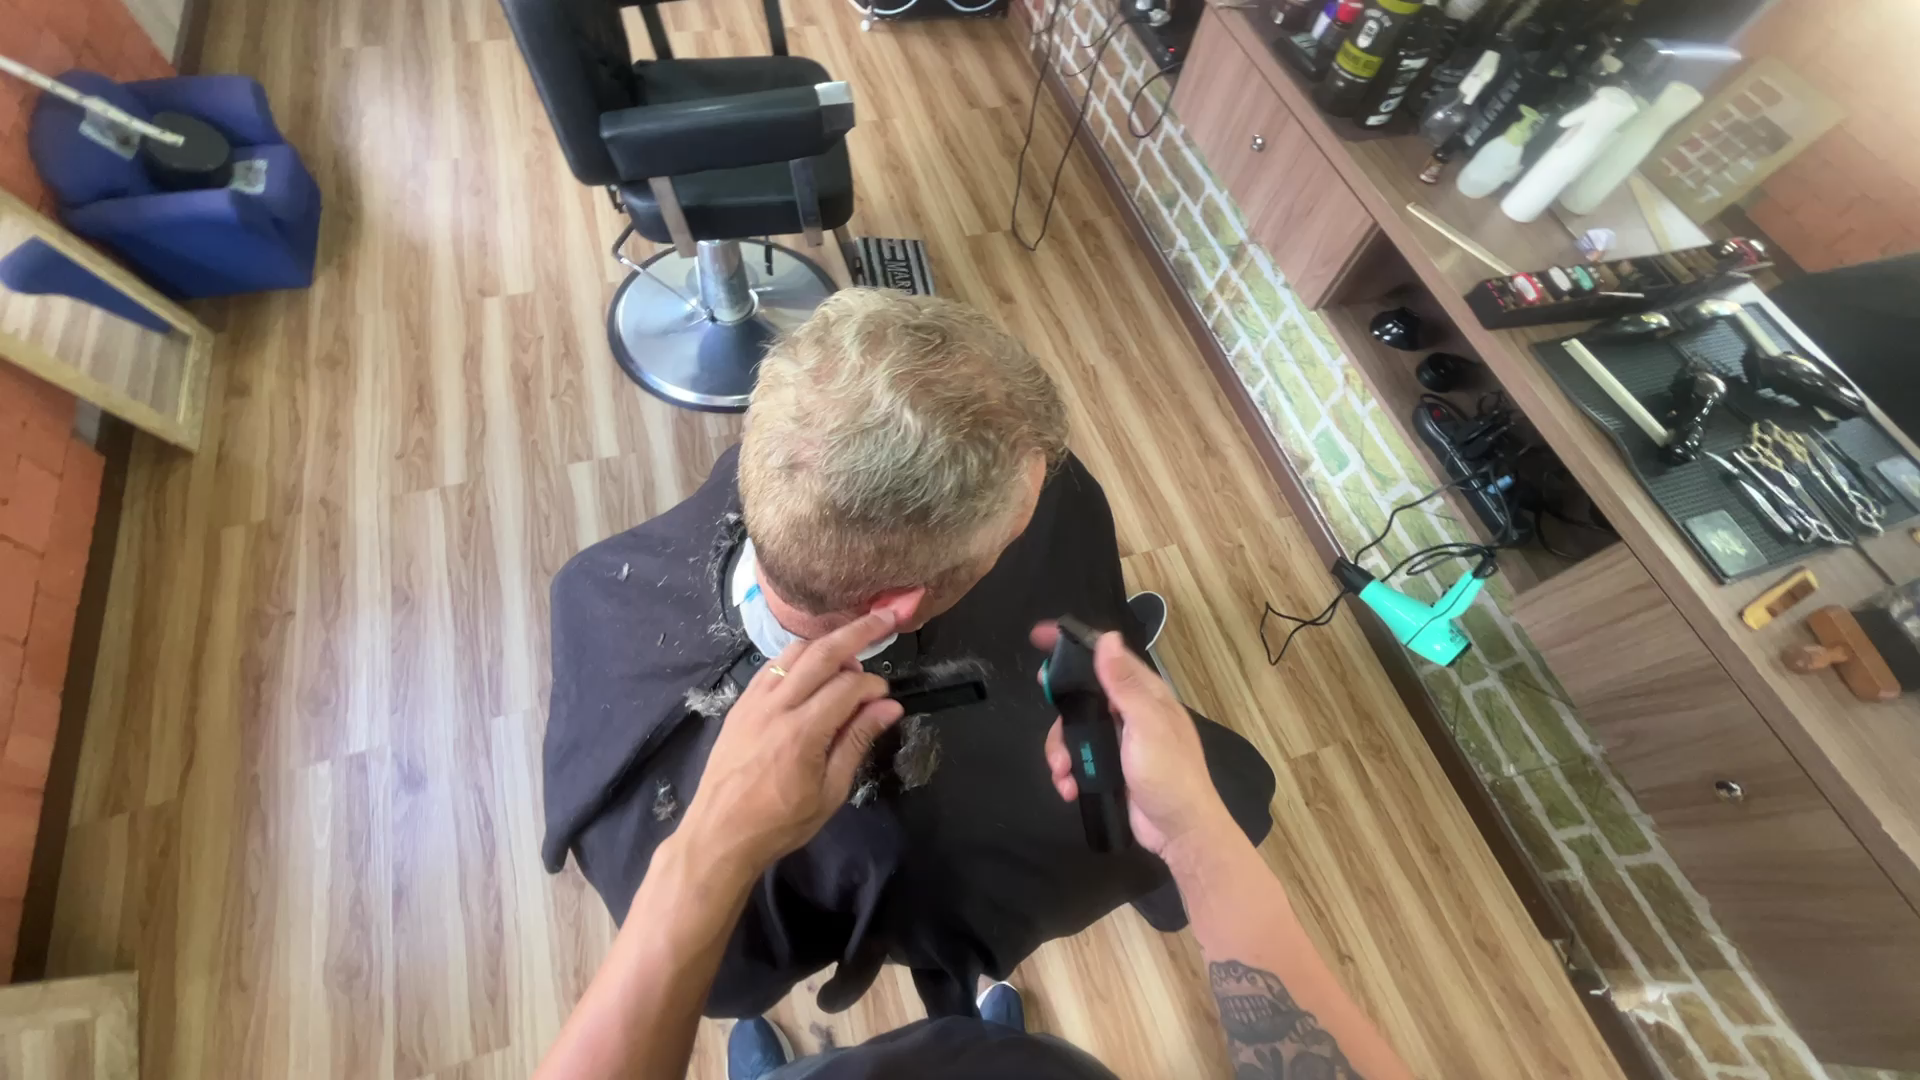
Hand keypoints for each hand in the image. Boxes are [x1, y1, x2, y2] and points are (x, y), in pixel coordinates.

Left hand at [678, 611, 904, 878]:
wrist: (718, 835)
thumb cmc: (781, 822)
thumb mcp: (831, 792)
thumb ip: (858, 740)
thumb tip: (889, 706)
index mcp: (802, 732)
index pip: (848, 686)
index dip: (873, 686)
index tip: (885, 699)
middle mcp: (777, 706)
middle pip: (822, 652)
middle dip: (858, 631)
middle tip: (884, 618)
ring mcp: (754, 701)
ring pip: (795, 651)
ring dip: (826, 644)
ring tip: (849, 657)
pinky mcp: (741, 703)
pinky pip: (773, 665)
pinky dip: (798, 658)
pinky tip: (812, 669)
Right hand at [1034, 623, 1235, 859]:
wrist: (1180, 833)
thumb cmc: (1169, 774)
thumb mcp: (1147, 725)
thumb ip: (1124, 684)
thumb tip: (1108, 638)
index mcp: (1144, 693)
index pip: (1106, 655)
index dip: (1074, 644)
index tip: (1041, 636)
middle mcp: (1129, 711)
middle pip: (1082, 694)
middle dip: (1060, 707)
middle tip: (1046, 707)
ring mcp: (1118, 740)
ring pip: (1074, 729)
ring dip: (1060, 749)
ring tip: (1062, 771)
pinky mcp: (1108, 767)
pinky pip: (1077, 758)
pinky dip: (1067, 771)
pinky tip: (1069, 787)